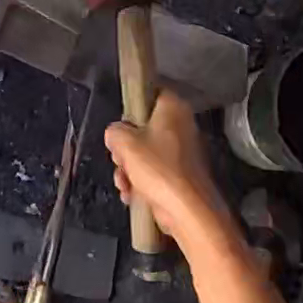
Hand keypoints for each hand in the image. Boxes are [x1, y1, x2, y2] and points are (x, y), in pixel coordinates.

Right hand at [104, 91, 235, 245]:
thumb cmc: (158, 168)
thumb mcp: (125, 144)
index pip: (151, 92)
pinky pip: (154, 171)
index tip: (120, 123)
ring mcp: (183, 151)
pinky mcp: (181, 174)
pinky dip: (141, 182)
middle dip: (125, 147)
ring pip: (146, 153)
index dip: (132, 106)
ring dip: (129, 169)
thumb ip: (114, 132)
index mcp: (174, 108)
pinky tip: (132, 195)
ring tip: (125, 183)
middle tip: (120, 158)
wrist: (187, 209)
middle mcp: (182, 125)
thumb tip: (116, 134)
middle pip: (143, 127)